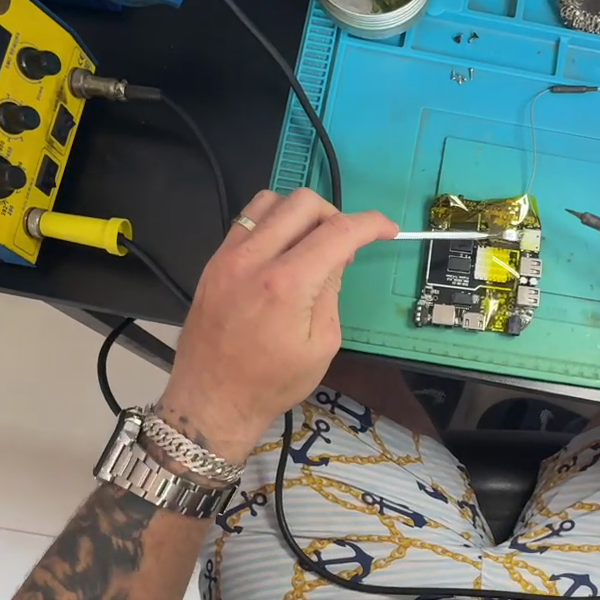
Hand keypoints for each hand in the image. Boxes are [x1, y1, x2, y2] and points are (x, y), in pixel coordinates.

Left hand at [158, 189, 397, 461]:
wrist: (212, 398)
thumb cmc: (273, 382)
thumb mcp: (322, 345)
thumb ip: (331, 292)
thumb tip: (336, 259)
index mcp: (287, 284)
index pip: (338, 232)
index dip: (370, 224)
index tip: (387, 229)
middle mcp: (254, 258)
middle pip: (304, 202)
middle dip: (336, 215)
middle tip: (345, 247)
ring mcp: (228, 256)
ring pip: (272, 200)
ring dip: (301, 214)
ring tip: (312, 244)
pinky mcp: (214, 261)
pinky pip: (247, 220)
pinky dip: (274, 222)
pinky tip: (283, 251)